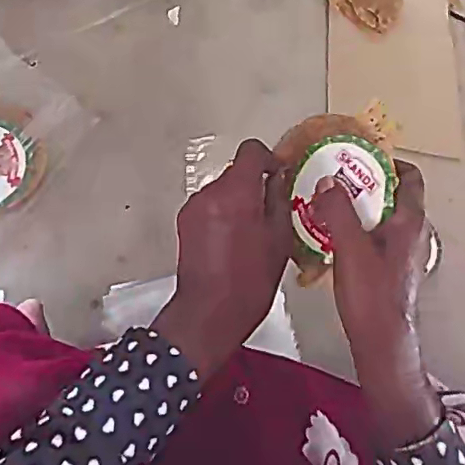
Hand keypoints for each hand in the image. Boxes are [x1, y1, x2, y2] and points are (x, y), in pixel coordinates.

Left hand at [153, 139, 293, 374]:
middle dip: (254, 183)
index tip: (278, 173)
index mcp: (237, 193)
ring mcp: (194, 207)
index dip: (268, 158)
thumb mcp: (279, 239)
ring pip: (223, 188)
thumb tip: (278, 179)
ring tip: (253, 230)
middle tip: (271, 207)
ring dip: (238, 199)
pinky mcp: (185, 221)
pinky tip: (235, 239)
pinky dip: (223, 212)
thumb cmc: (248, 282)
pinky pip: (210, 204)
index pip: (251, 151)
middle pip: (237, 170)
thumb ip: (279, 200)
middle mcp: (211, 193)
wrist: (210, 313)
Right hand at [308, 161, 440, 449]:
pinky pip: (375, 235)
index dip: (389, 162)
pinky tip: (331, 234)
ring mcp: (402, 251)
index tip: (361, 156)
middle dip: (364, 182)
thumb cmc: (373, 296)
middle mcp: (412, 232)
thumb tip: (328, 180)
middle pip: (392, 194)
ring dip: (357, 206)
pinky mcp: (391, 268)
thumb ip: (338, 211)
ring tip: (327, 202)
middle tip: (335, 177)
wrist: (382, 344)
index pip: (410, 177)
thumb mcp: (351, 247)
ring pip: (381, 216)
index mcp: (409, 221)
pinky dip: (356, 227)